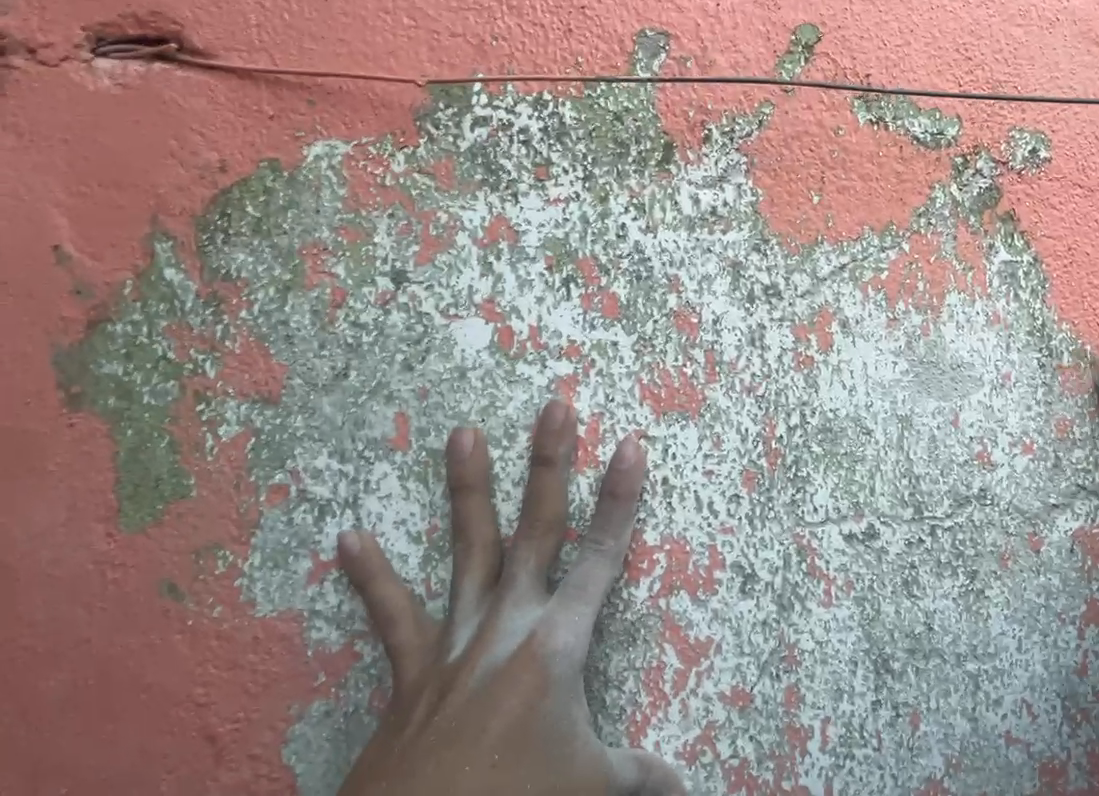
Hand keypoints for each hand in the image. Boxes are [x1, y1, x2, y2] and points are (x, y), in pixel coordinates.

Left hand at [337, 400, 683, 795]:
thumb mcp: (593, 788)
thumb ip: (640, 776)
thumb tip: (682, 786)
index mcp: (558, 645)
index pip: (603, 555)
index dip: (621, 499)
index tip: (631, 445)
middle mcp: (508, 627)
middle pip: (536, 530)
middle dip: (549, 466)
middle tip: (554, 407)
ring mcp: (454, 645)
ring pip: (468, 552)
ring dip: (467, 491)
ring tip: (461, 433)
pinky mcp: (411, 675)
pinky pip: (394, 619)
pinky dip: (373, 579)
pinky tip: (350, 537)